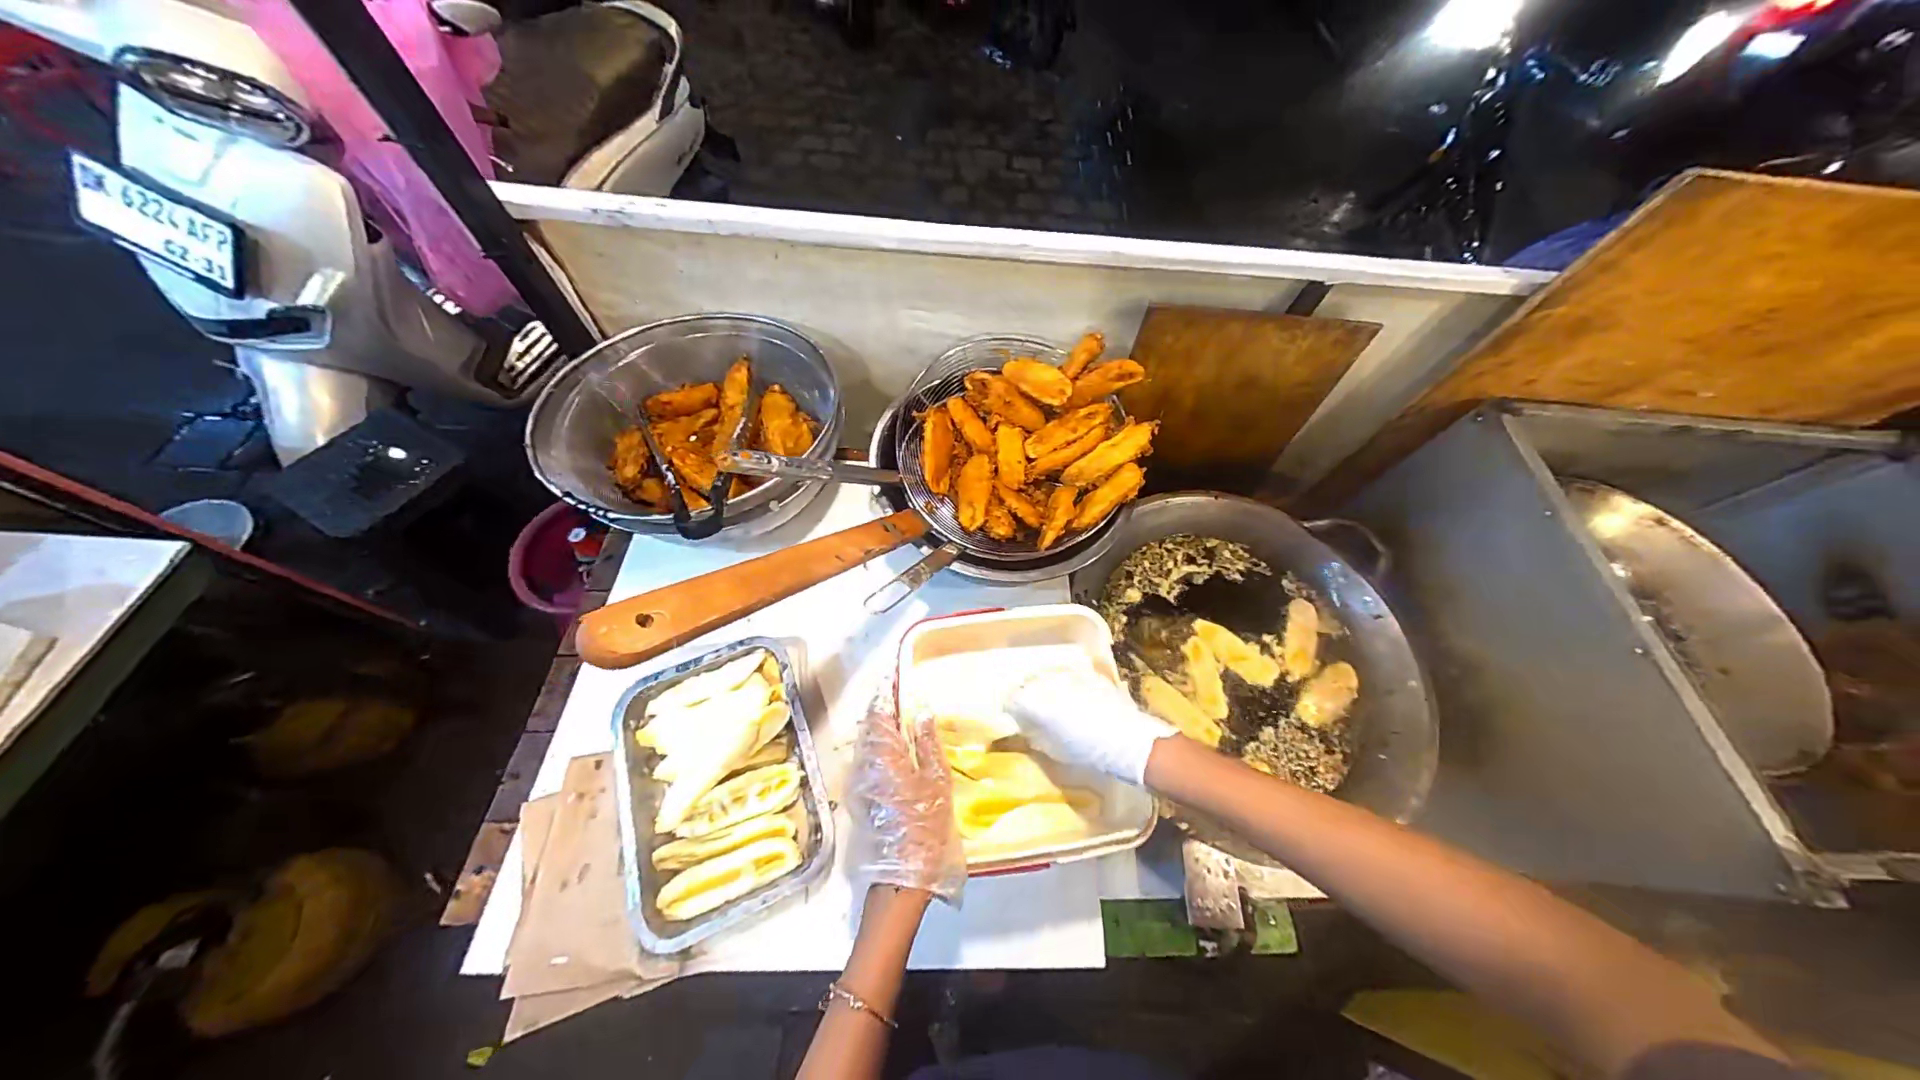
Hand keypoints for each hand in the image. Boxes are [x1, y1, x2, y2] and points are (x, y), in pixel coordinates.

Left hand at [848, 678, 965, 904]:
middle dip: (884, 708)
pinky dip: (880, 747)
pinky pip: (867, 759)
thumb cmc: (924, 825)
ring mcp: (858, 779)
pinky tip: (897, 751)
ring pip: (867, 742)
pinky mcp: (859, 795)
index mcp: (883, 753)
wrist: (901, 874)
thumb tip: (922, 713)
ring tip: (902, 719)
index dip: (887, 691)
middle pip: (870, 725)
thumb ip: (927, 744)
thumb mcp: (936, 781)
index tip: (895, 676)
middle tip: (902, 695)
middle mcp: (864, 762)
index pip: (880, 711)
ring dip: (881, 728)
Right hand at [1005, 668, 1173, 784]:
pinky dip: (1068, 686)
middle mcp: (1053, 684)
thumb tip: (1026, 727)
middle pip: (1031, 684)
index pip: (1014, 698)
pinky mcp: (1092, 677)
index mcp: (1039, 704)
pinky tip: (1074, 698)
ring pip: (1051, 678)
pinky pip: (1071, 678)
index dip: (1013, 707)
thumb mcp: (1056, 750)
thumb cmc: (1091, 753)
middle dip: (1029, 694)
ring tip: (1052, 702)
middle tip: (1031, 709)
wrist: (1131, 743)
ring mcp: (1074, 677)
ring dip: (1048, 688)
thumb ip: (1037, 735)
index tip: (1014, 715)